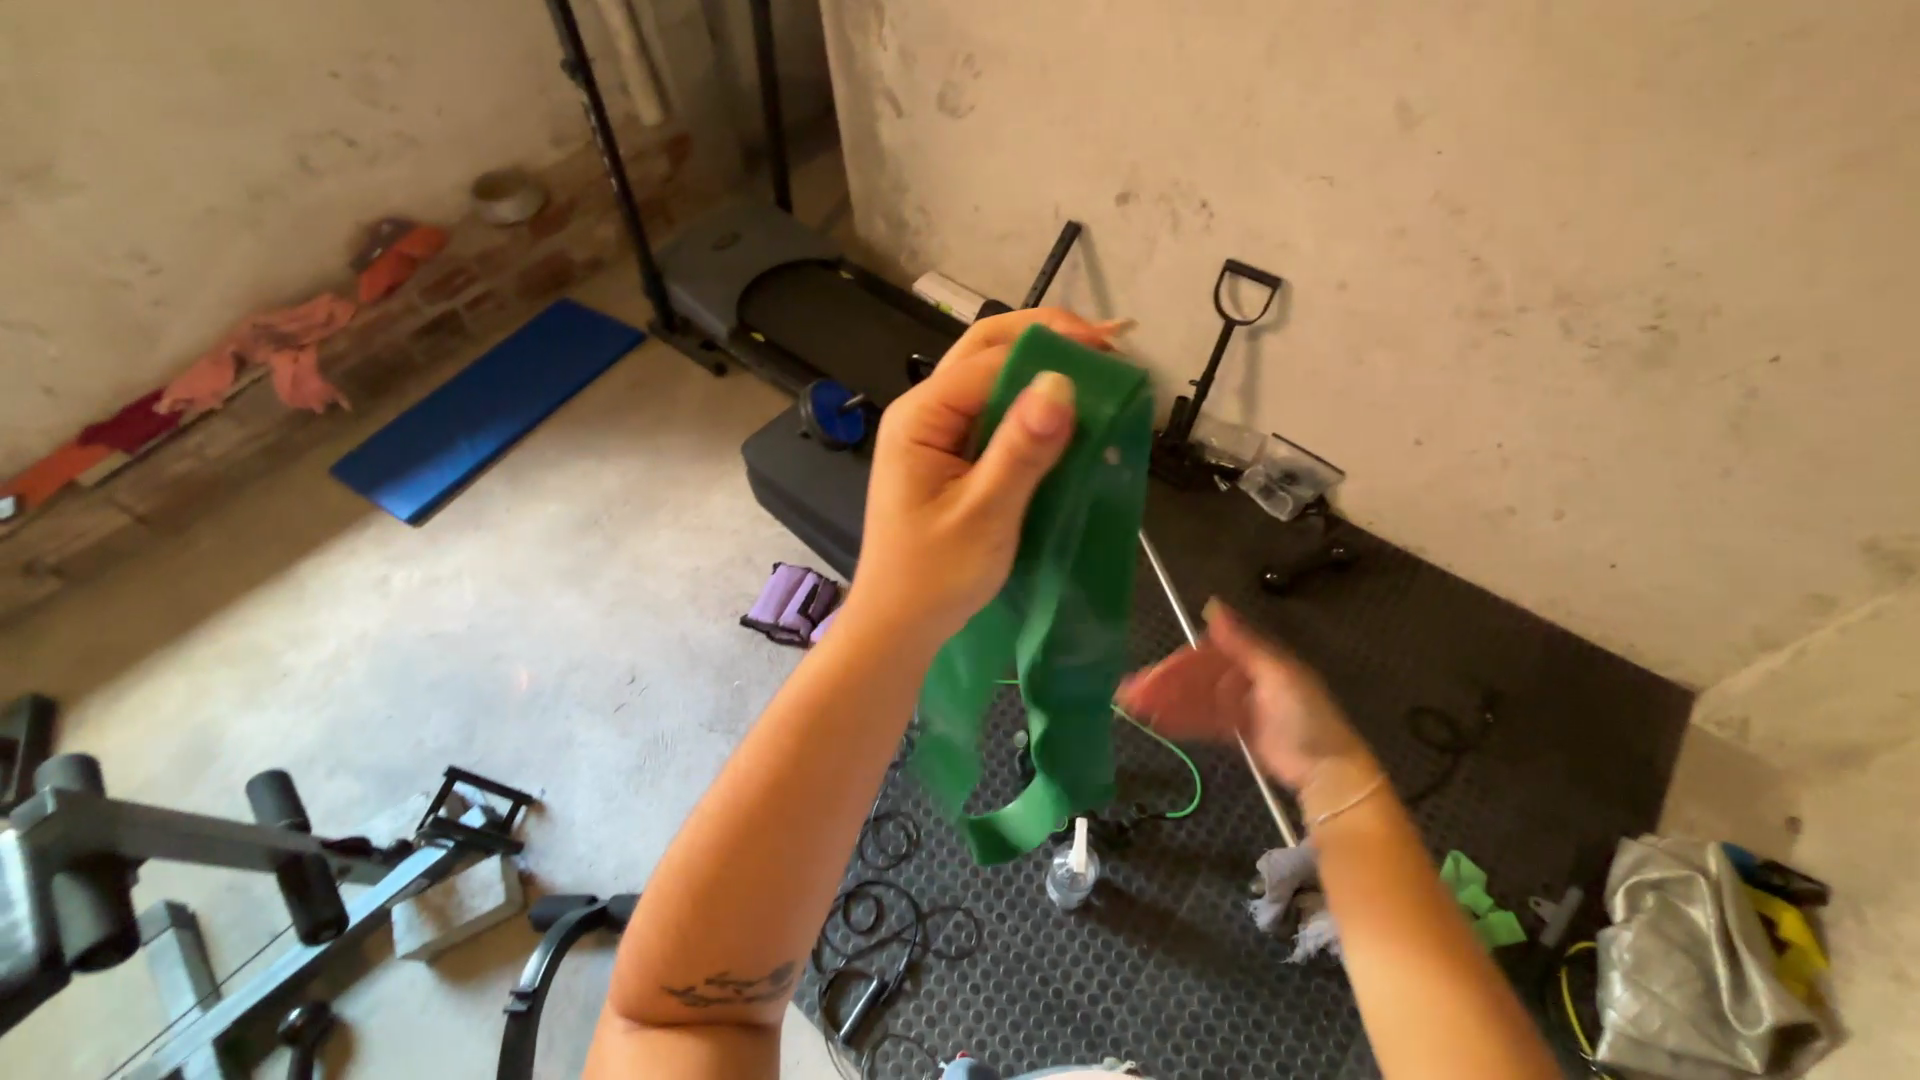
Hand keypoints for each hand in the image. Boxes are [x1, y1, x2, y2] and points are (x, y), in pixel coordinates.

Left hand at [841, 308, 1123, 649]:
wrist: (898, 625)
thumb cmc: (934, 578)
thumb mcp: (984, 514)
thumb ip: (1021, 449)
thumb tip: (1061, 382)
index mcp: (921, 417)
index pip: (990, 358)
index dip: (1051, 347)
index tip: (1110, 354)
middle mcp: (925, 412)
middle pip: (987, 351)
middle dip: (1047, 341)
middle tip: (1107, 348)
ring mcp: (936, 433)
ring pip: (993, 379)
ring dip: (1043, 370)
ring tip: (1099, 373)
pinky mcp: (952, 456)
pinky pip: (994, 415)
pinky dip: (1033, 408)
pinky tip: (1069, 415)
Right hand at [1116, 601, 1369, 790]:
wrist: (1328, 768)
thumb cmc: (1306, 716)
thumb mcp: (1277, 674)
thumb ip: (1242, 642)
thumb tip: (1212, 605)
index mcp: (1254, 658)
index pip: (1205, 655)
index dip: (1176, 664)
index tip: (1149, 674)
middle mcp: (1243, 676)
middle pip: (1195, 677)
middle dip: (1162, 684)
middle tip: (1128, 693)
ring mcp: (1239, 704)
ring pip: (1194, 699)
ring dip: (1165, 701)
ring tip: (1133, 708)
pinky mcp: (1238, 729)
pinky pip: (1203, 720)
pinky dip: (1180, 719)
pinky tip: (1157, 722)